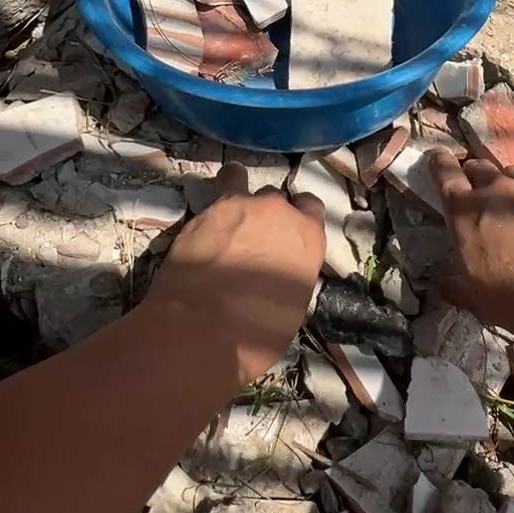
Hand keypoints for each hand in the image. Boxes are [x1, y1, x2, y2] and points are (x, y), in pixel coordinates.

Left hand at [143, 162, 326, 382]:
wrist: (202, 329)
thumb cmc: (256, 333)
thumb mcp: (291, 303)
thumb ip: (289, 270)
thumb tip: (276, 269)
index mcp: (307, 236)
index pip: (311, 205)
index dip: (299, 215)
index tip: (287, 230)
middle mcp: (277, 211)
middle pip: (274, 197)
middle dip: (266, 212)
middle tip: (253, 236)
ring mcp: (240, 205)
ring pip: (239, 179)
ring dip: (235, 191)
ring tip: (226, 212)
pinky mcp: (205, 210)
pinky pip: (213, 194)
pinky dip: (210, 208)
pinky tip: (203, 227)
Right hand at [427, 150, 513, 343]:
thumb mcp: (480, 301)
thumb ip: (458, 287)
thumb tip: (443, 285)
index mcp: (466, 212)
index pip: (445, 173)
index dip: (439, 163)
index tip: (437, 157)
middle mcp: (496, 191)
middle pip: (478, 167)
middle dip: (472, 174)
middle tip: (475, 191)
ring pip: (510, 173)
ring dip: (504, 183)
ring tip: (509, 203)